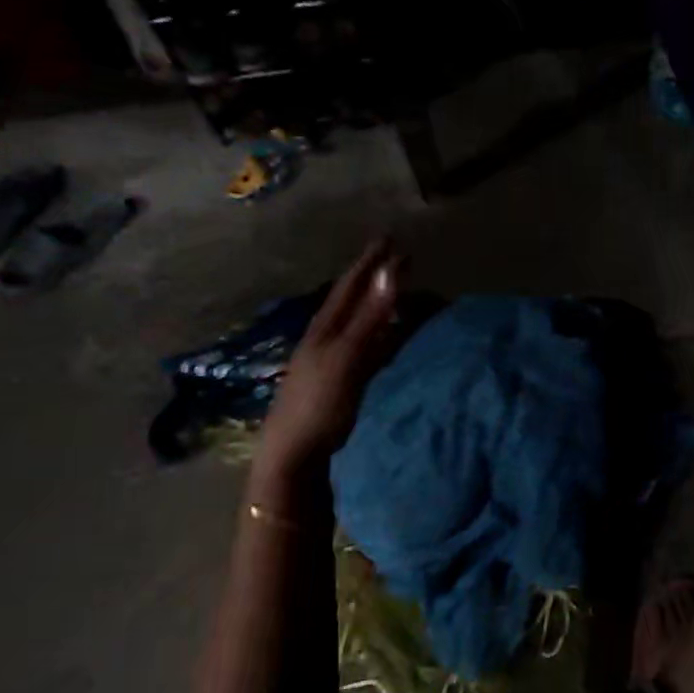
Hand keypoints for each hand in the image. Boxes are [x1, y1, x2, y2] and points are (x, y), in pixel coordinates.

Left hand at [258, 240, 401, 475]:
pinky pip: (369, 346)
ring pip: (361, 322)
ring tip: (399, 289)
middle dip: (375, 277)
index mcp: (325, 327)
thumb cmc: (318, 403)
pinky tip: (391, 335)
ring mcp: (334, 360)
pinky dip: (384, 333)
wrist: (294, 455)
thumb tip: (393, 268)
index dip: (371, 261)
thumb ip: (371, 314)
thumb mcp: (347, 356)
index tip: (392, 237)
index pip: (351, 284)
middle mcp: (327, 337)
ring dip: (380, 304)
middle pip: (354, 300)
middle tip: (399, 257)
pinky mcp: (343, 382)